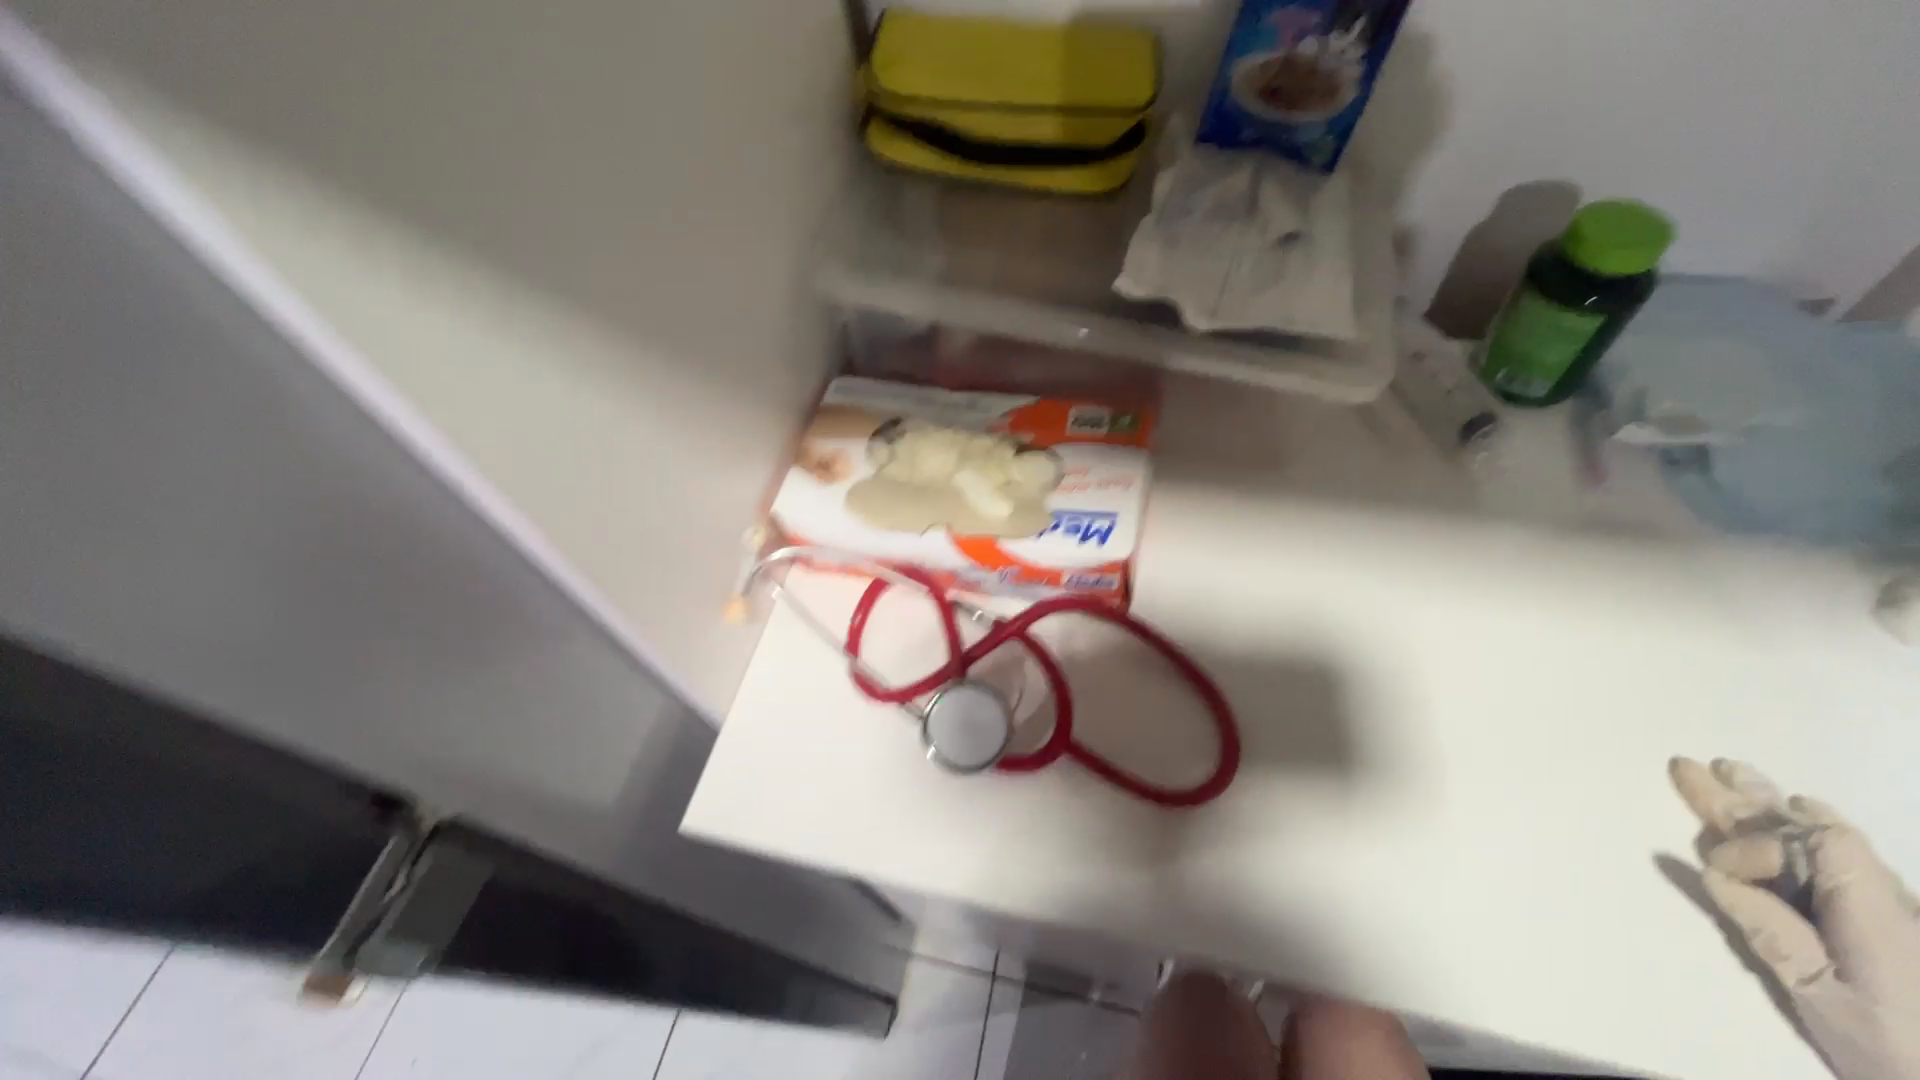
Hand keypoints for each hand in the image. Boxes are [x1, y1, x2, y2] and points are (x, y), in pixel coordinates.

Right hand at [1670, 757, 1919, 1079]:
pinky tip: (1791, 809)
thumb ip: (1775, 937)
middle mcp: (1886, 896)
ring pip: (1825, 838)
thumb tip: (1714, 875)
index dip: (1754, 843)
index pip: (1811, 843)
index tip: (1716, 871)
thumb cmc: (1899, 1050)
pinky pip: (1840, 857)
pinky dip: (1801, 828)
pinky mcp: (1890, 923)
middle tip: (1689, 769)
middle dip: (1746, 802)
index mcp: (1874, 912)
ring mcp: (1893, 907)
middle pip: (1812, 830)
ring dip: (1769, 805)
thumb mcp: (1828, 1003)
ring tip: (1727, 772)